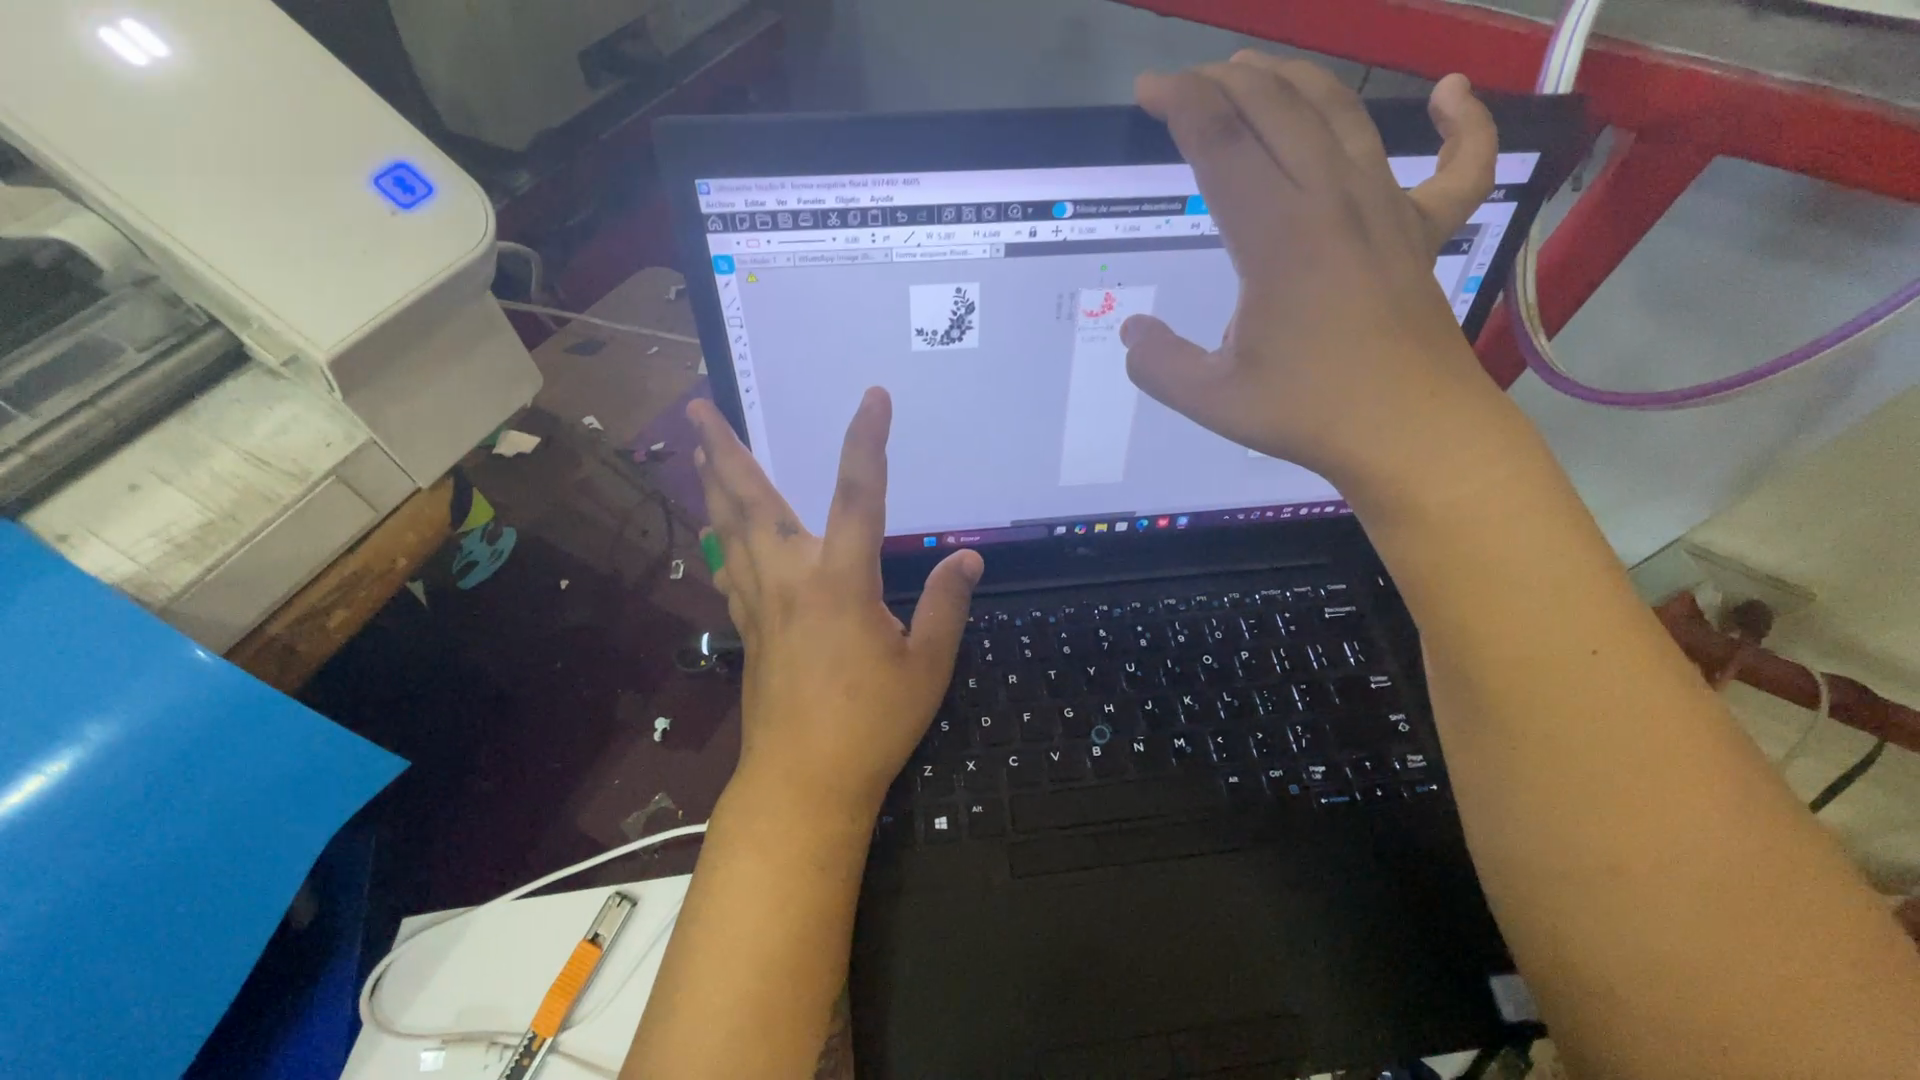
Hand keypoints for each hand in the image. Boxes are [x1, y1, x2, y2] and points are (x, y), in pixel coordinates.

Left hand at [688, 388, 982, 818]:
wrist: (804, 781)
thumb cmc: (872, 724)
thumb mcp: (927, 666)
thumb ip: (945, 605)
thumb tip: (964, 558)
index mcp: (840, 581)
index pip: (858, 493)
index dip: (867, 441)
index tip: (874, 397)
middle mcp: (791, 579)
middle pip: (753, 501)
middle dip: (726, 450)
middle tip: (700, 408)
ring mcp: (761, 604)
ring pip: (729, 531)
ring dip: (714, 486)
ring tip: (699, 450)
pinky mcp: (748, 630)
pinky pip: (728, 571)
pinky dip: (718, 540)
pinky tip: (714, 534)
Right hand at [1125, 54, 1506, 490]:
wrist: (1412, 433)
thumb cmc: (1310, 414)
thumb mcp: (1211, 399)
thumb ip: (1158, 363)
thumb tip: (1131, 331)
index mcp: (1276, 236)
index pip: (1222, 141)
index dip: (1181, 102)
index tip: (1149, 90)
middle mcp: (1332, 201)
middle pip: (1277, 108)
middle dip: (1225, 80)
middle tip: (1187, 84)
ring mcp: (1387, 209)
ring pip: (1344, 115)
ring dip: (1295, 80)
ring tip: (1256, 71)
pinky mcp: (1425, 231)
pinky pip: (1461, 163)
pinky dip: (1465, 123)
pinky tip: (1453, 94)